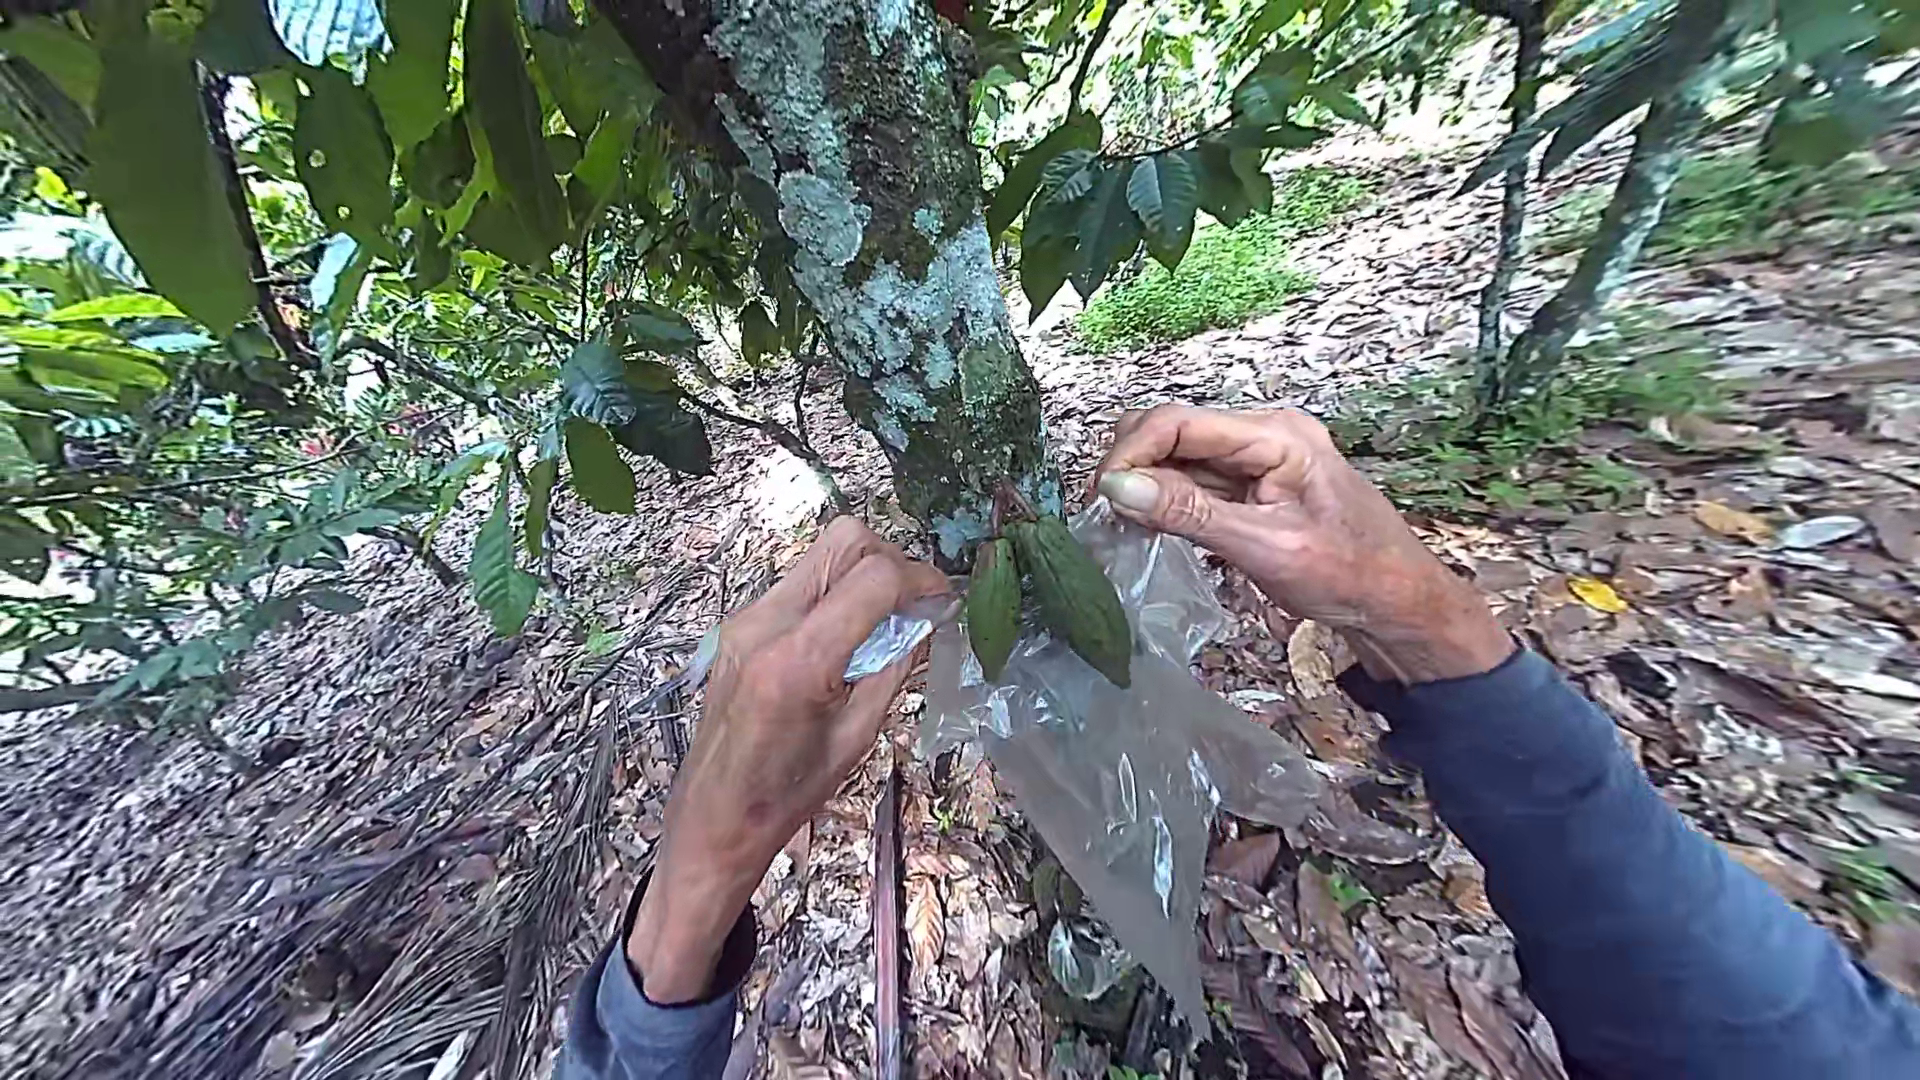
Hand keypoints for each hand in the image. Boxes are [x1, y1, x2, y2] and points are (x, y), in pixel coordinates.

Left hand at [627, 517, 946, 1000]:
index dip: (921, 579)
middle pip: (845, 539)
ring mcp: (747, 616)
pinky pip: (803, 578)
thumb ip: (896, 665)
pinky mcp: (741, 621)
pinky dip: (839, 587)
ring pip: (822, 551)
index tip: (944, 599)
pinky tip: (848, 630)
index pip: (874, 579)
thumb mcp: (858, 734)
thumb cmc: (790, 794)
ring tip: (885, 616)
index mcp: (798, 661)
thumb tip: (928, 619)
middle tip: (914, 602)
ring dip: (865, 570)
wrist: (712, 819)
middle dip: (892, 559)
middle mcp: (767, 622)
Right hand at [1092, 405, 1511, 683]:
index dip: (1129, 452)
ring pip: (1172, 455)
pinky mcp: (1243, 483)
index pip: (1177, 421)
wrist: (1397, 603)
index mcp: (1274, 435)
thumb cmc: (1348, 574)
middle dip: (1130, 465)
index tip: (1102, 496)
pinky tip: (1149, 525)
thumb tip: (1118, 489)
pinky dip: (1160, 499)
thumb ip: (1189, 513)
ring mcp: (1251, 457)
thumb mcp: (1264, 546)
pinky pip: (1187, 479)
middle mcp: (1259, 434)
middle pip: (1168, 429)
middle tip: (1110, 513)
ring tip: (1126, 524)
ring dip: (1141, 484)